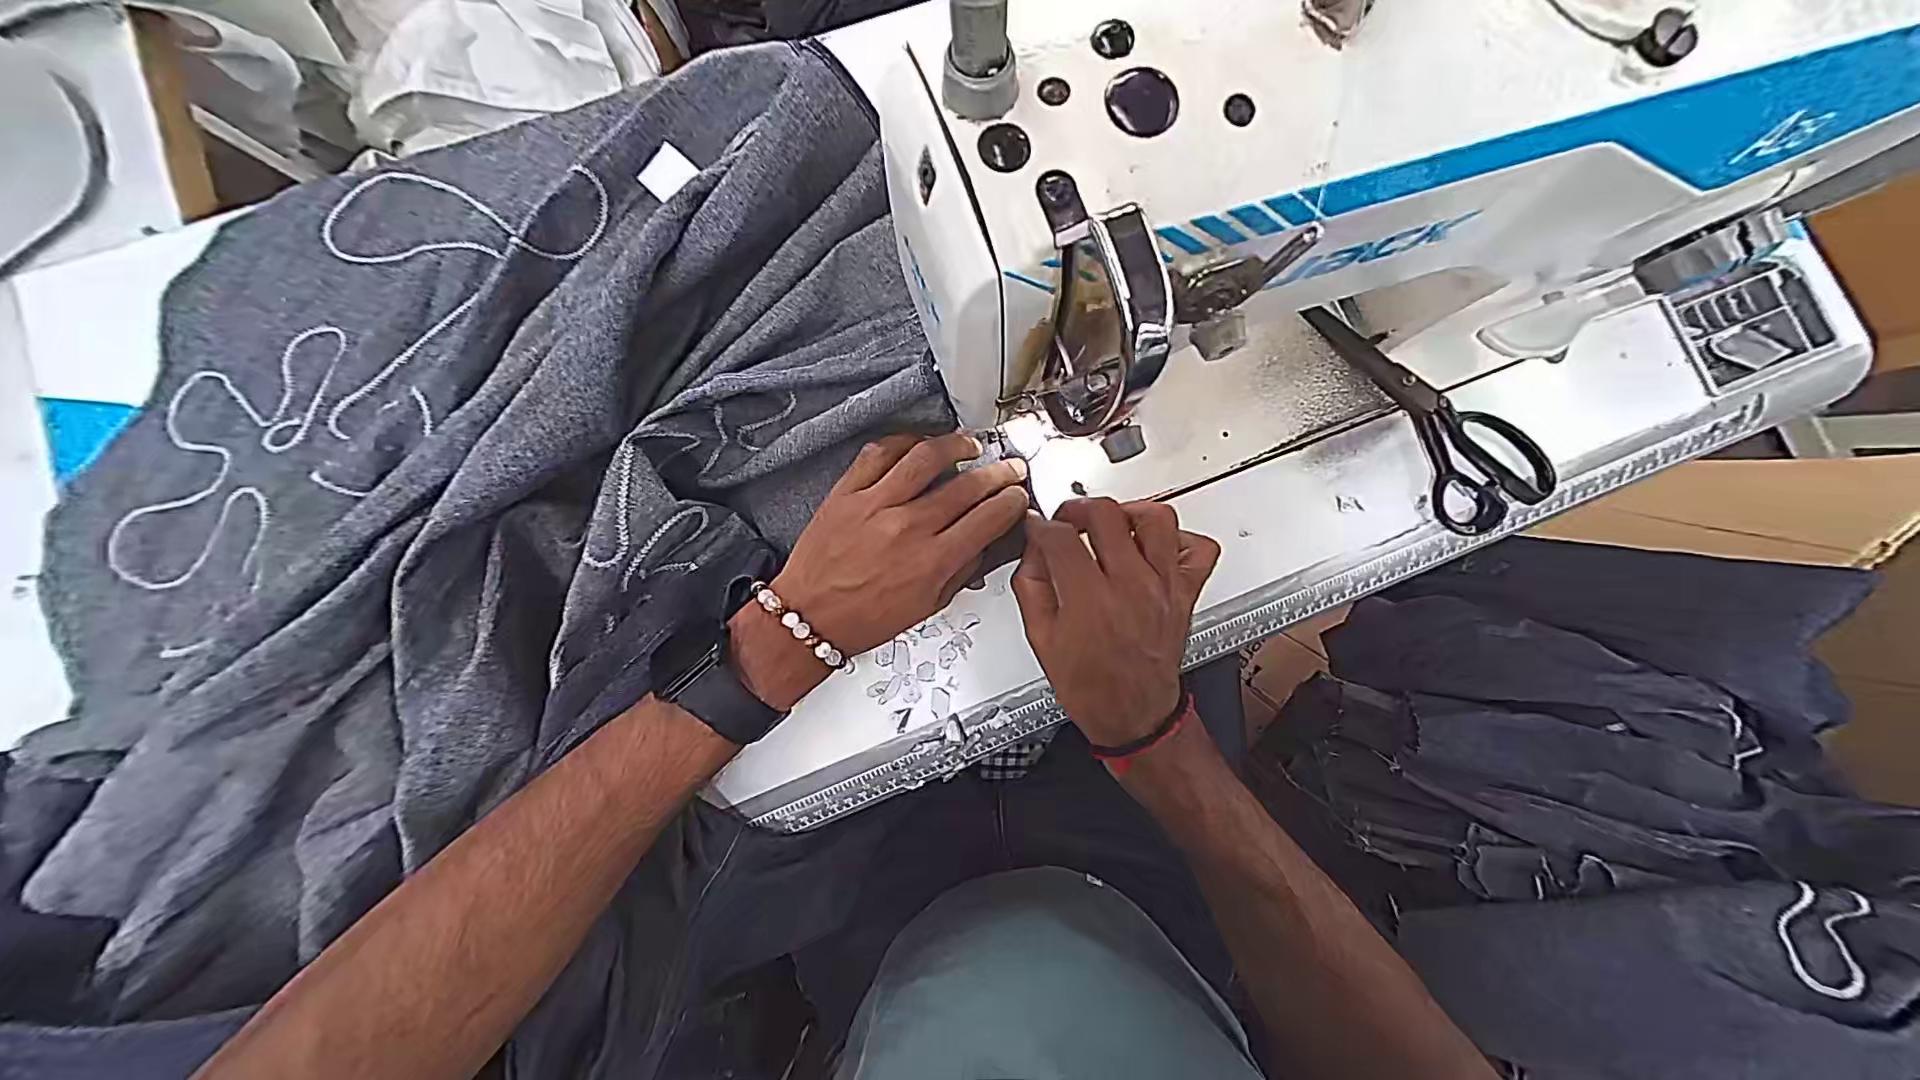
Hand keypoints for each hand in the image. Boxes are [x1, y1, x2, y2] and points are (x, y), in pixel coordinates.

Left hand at [729, 433, 1028, 709]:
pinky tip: (917, 443)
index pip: (989, 518)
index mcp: (932, 561)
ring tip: (969, 446)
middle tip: (1008, 468)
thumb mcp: (928, 606)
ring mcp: (875, 505)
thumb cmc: (862, 618)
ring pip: (927, 457)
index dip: (1012, 501)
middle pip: (968, 485)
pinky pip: (879, 453)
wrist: (810, 617)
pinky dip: (904, 441)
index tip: (1017, 496)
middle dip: (999, 473)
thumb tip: (984, 543)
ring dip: (957, 445)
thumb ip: (960, 571)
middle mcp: (907, 528)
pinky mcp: (847, 493)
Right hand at [1011, 498, 1220, 746]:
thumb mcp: (1040, 638)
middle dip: (1077, 509)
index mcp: (1089, 601)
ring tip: (1112, 524)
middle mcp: (1131, 588)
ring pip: (1156, 518)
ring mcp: (1164, 588)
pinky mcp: (1186, 593)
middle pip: (1106, 514)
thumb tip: (1033, 551)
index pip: (1060, 536)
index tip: (1037, 527)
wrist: (1132, 714)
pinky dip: (1178, 538)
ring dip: (1127, 512)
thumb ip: (1031, 585)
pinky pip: (1198, 548)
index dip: (1040, 525)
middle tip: (1068, 520)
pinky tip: (1153, 546)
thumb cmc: (1090, 686)